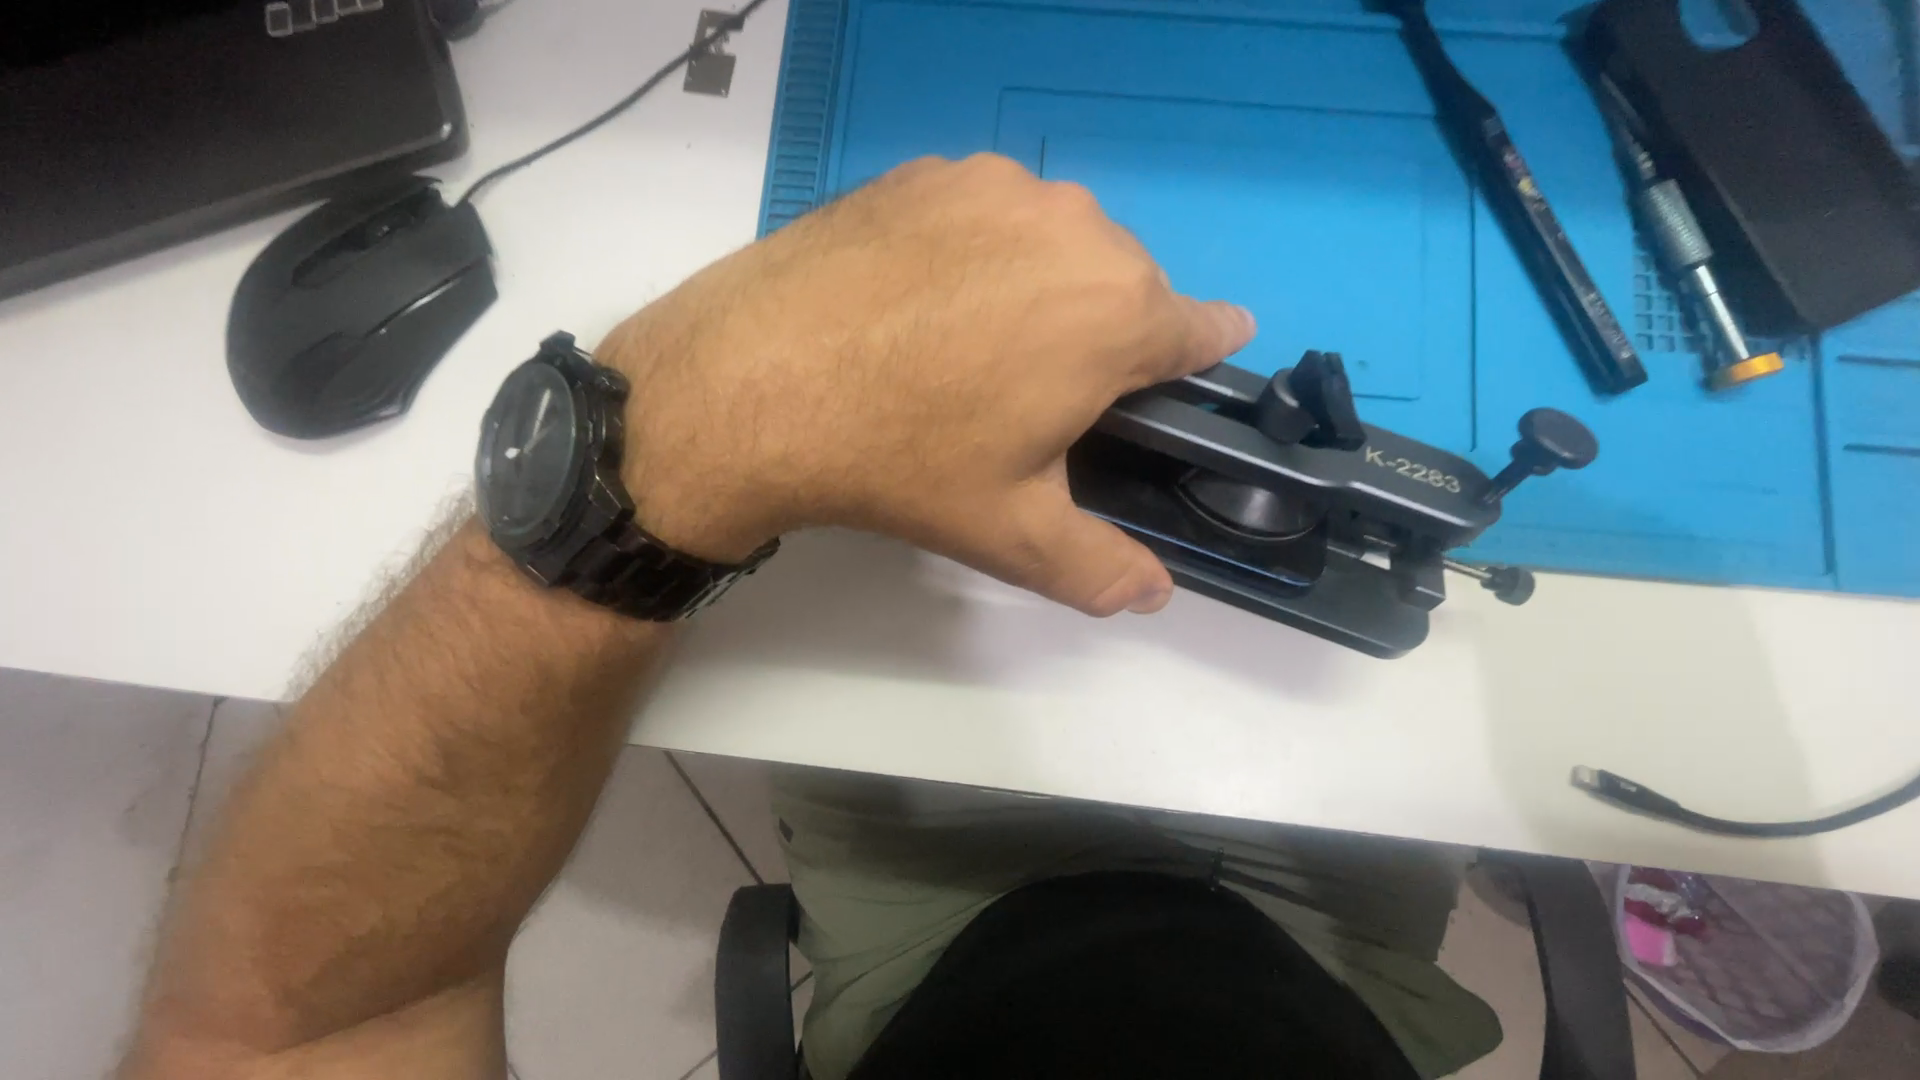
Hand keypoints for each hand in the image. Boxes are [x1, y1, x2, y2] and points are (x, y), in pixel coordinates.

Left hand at [597, 154, 1254, 615]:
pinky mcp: (927, 172)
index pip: (1203, 328)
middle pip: (1125, 285)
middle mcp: (1073, 226)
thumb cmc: (904, 460)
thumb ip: (1100, 568)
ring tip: (967, 348)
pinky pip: (986, 217)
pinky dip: (976, 253)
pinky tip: (920, 301)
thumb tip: (1154, 594)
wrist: (756, 384)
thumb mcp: (1012, 533)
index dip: (1190, 362)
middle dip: (1100, 336)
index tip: (1164, 384)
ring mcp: (994, 186)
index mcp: (1117, 311)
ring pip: (1056, 244)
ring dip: (1040, 289)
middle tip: (1029, 394)